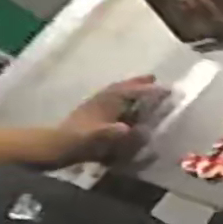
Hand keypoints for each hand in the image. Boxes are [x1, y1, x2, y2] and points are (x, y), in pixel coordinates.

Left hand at [52, 75, 166, 165]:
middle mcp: (100, 101)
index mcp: (104, 105)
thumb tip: (131, 128)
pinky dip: (121, 96)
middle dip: (137, 82)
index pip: (128, 93)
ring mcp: (95, 106)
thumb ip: (112, 132)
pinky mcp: (92, 113)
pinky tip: (126, 102)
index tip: (165, 88)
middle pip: (121, 88)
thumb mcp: (98, 139)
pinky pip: (111, 99)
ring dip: (129, 87)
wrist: (57, 146)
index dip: (147, 90)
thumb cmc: (81, 143)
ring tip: (142, 84)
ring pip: (115, 91)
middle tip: (154, 77)